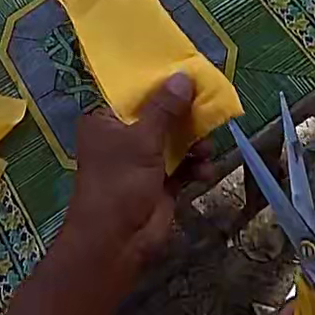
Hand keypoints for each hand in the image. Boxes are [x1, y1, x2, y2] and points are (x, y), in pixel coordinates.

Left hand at [62, 73, 214, 268]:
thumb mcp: (142, 139)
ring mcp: (142, 161)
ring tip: (207, 149)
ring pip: (175, 141)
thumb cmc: (120, 182)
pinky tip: (205, 171)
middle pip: (159, 116)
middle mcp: (122, 138)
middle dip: (184, 116)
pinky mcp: (160, 183)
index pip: (132, 93)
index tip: (185, 71)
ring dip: (195, 144)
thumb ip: (165, 108)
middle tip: (208, 107)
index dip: (158, 83)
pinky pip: (183, 166)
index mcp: (106, 121)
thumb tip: (183, 76)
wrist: (118, 242)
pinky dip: (195, 167)